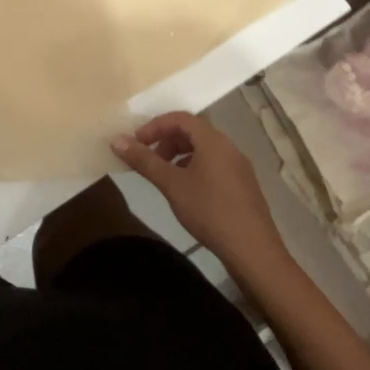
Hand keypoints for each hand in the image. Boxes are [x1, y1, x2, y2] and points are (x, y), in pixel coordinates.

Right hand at [112, 111, 285, 265]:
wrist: (253, 251)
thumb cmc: (210, 211)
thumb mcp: (171, 184)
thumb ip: (144, 160)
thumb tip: (116, 140)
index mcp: (213, 141)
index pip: (180, 118)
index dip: (155, 126)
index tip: (137, 142)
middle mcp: (229, 148)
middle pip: (193, 131)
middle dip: (166, 140)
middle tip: (149, 158)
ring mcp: (239, 168)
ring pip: (204, 149)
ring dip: (179, 155)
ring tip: (165, 175)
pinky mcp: (243, 186)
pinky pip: (214, 165)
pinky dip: (194, 168)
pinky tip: (186, 191)